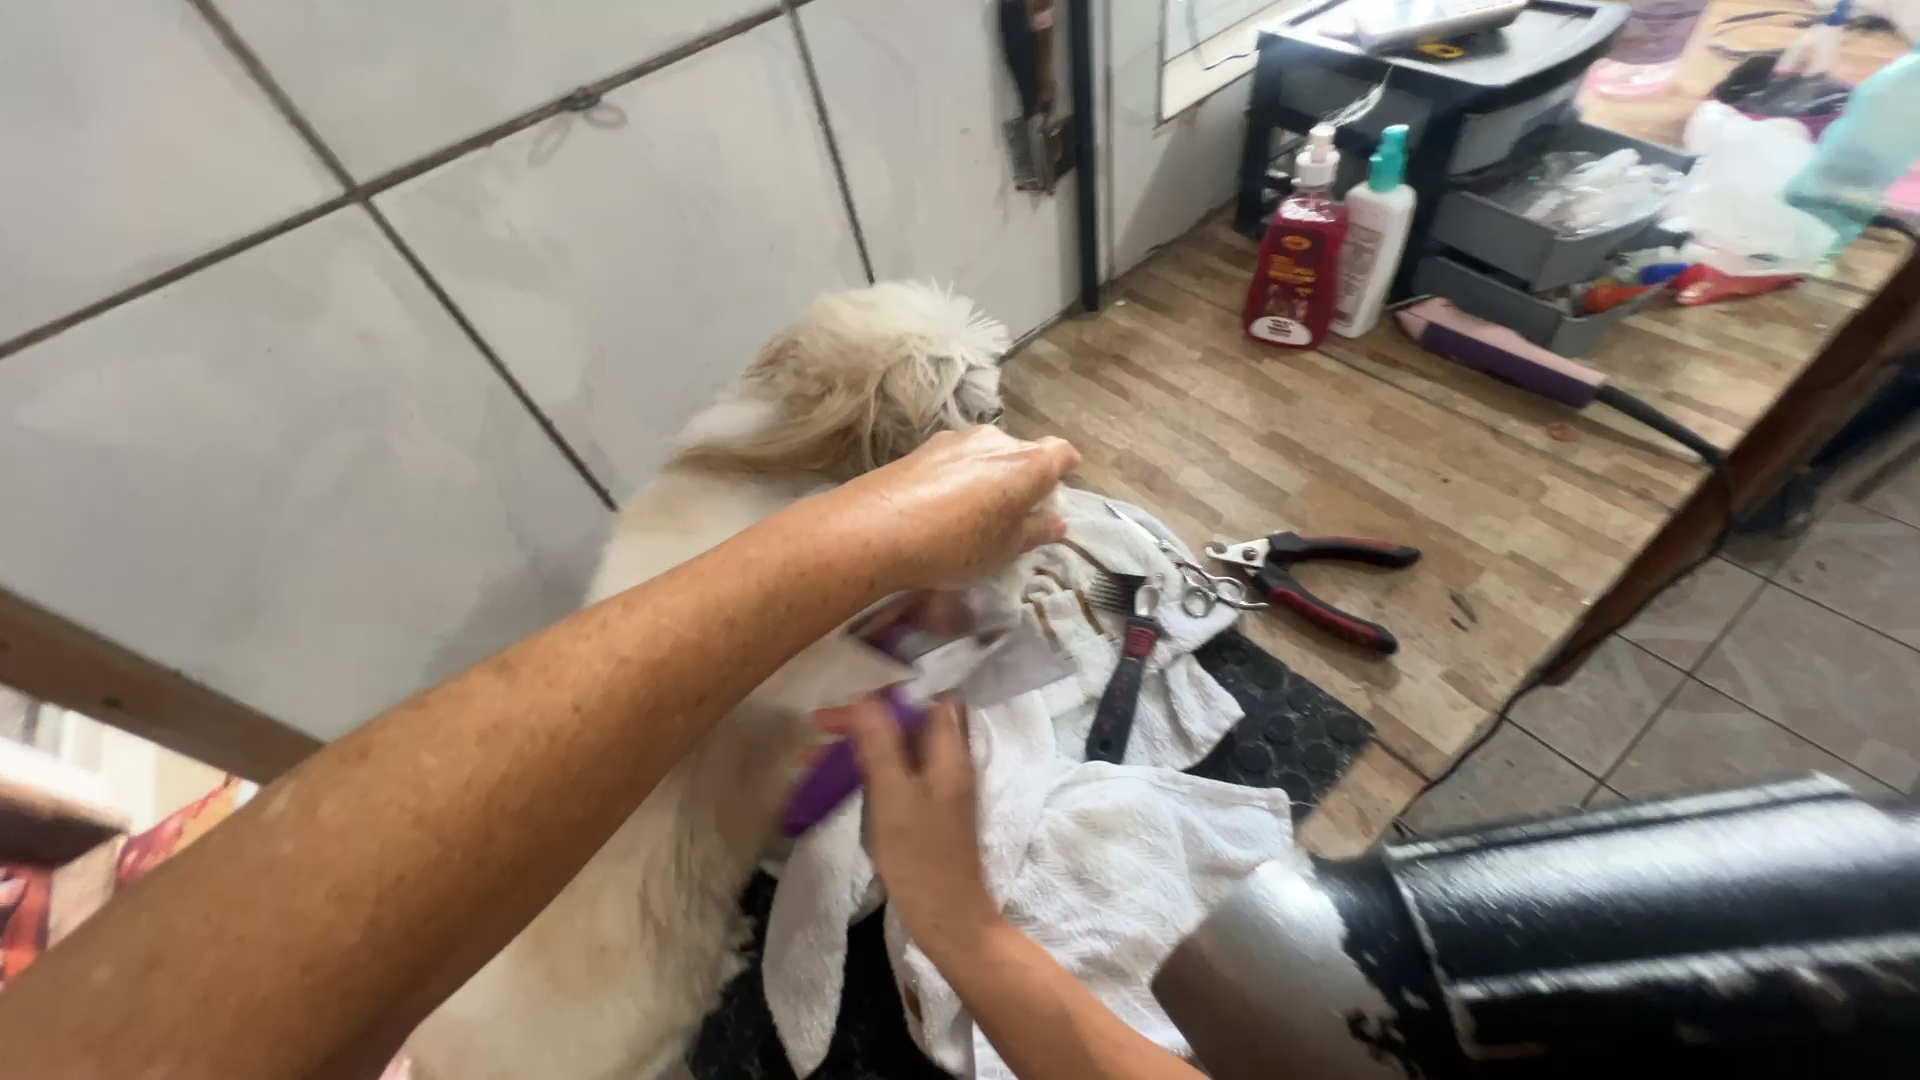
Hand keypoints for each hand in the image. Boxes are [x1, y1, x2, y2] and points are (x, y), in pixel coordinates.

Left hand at [816, 426, 1077, 590]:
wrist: (875, 529)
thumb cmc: (956, 546)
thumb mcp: (1004, 551)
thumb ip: (1035, 532)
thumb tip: (1058, 522)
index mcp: (1027, 464)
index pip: (1061, 453)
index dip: (1065, 469)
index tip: (1058, 489)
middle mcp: (996, 440)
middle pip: (1022, 452)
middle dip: (1024, 477)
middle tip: (1013, 513)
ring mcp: (956, 439)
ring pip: (986, 454)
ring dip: (988, 476)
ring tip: (973, 512)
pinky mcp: (923, 447)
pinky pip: (955, 459)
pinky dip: (959, 477)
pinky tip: (941, 505)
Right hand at [816, 696, 1002, 956]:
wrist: (949, 921)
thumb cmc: (921, 860)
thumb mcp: (894, 797)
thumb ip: (882, 745)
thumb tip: (868, 700)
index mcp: (949, 753)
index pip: (926, 699)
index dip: (888, 696)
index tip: (847, 707)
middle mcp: (951, 763)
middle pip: (910, 722)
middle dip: (865, 720)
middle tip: (822, 729)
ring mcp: (942, 787)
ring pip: (900, 749)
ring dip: (861, 746)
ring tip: (812, 759)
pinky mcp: (931, 810)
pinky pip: (898, 774)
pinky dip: (869, 770)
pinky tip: (838, 783)